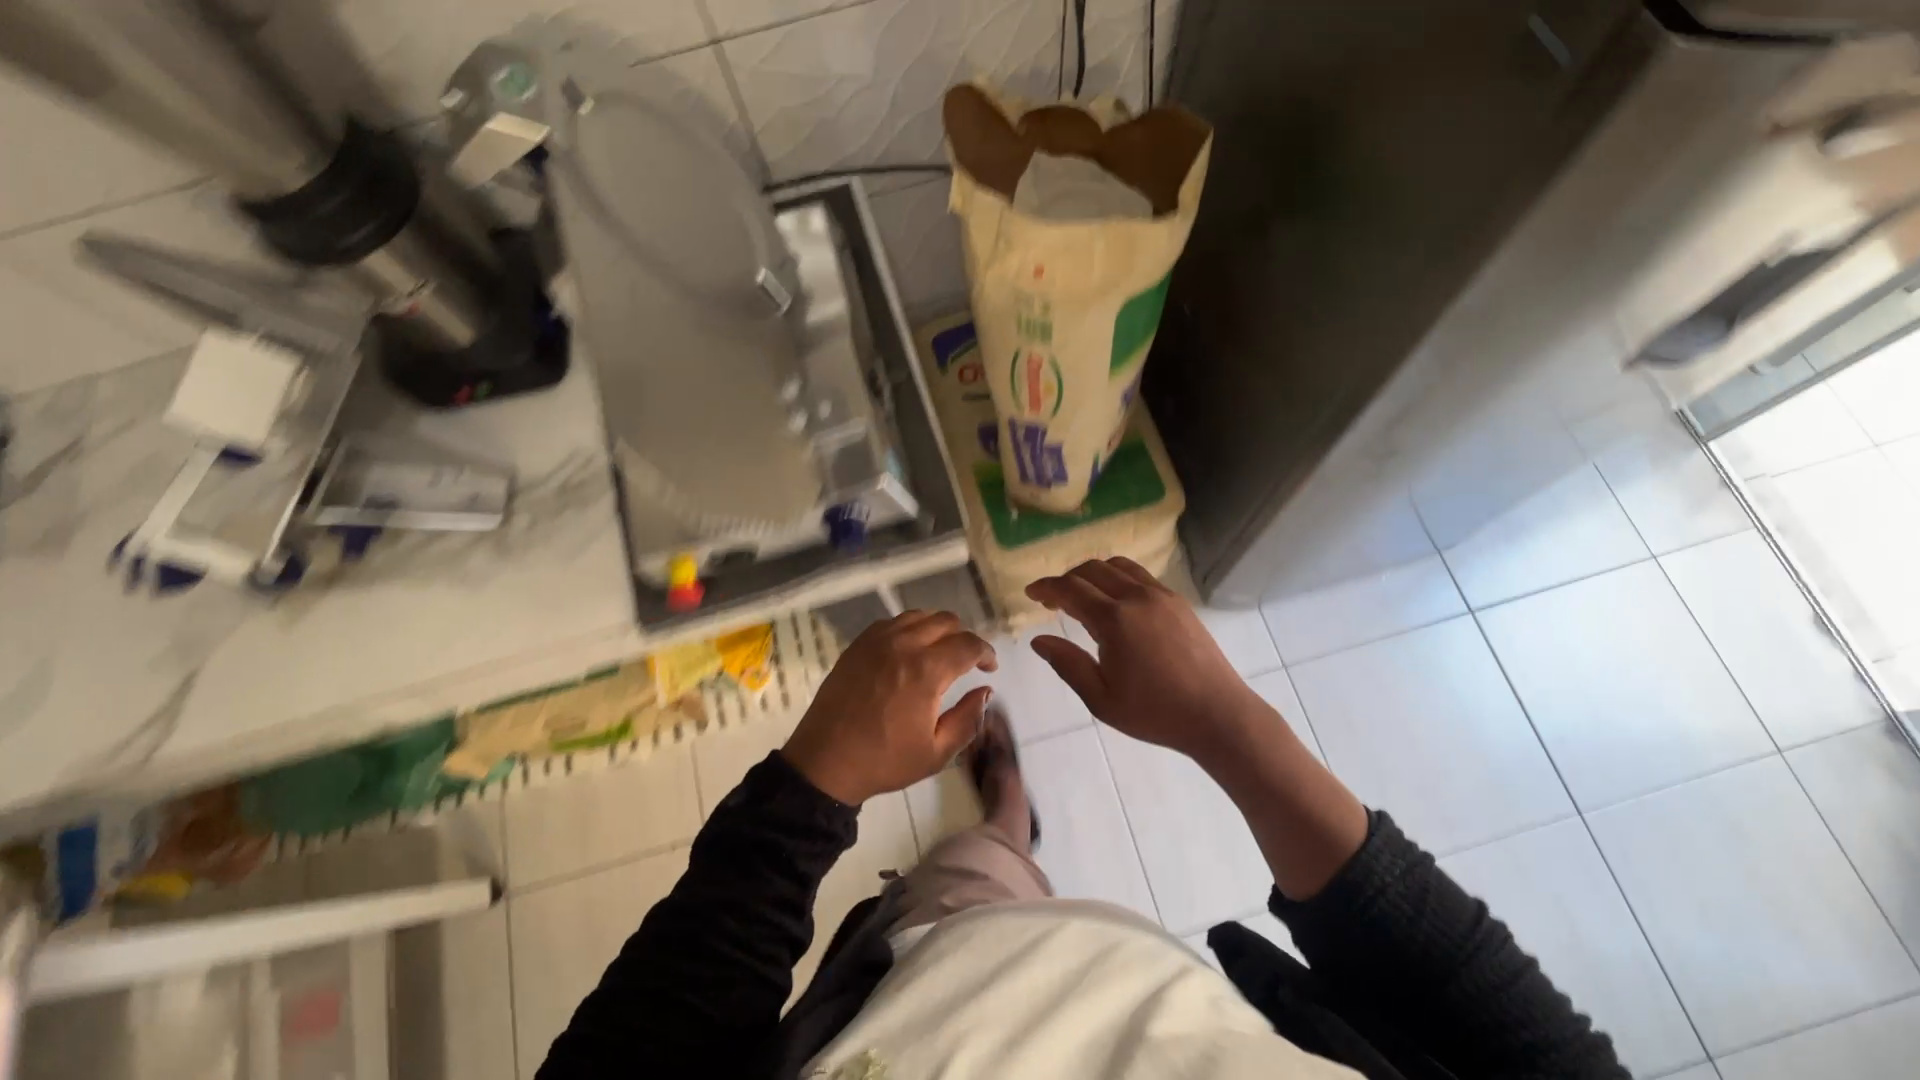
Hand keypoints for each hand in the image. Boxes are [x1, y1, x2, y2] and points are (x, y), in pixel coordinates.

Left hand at [781, 611, 997, 804]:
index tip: (989, 668)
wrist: (826, 761)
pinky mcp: (857, 645)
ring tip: (939, 653)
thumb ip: (968, 719)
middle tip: (966, 663)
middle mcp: (903, 646)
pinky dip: (908, 630)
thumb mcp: (937, 752)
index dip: (986, 653)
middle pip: (946, 621)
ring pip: (918, 616)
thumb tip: (985, 691)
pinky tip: (908, 652)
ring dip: (936, 630)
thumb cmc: (884, 761)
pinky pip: (891, 623)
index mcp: (926, 671)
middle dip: (963, 638)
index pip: (968, 645)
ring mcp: (876, 641)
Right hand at [1026, 559, 1274, 768]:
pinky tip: (1116, 602)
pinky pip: (1141, 576)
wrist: (1217, 715)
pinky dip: (1119, 578)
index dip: (1047, 588)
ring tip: (1082, 596)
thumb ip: (1068, 664)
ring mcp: (1162, 596)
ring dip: (1093, 574)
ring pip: (1119, 567)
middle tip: (1053, 600)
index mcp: (1114, 620)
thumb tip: (1039, 641)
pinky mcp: (1179, 603)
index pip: (1071, 589)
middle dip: (1067, 579)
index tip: (1031, 593)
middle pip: (1093, 570)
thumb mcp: (1101, 698)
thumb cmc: (1155, 713)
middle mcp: (1137, 597)